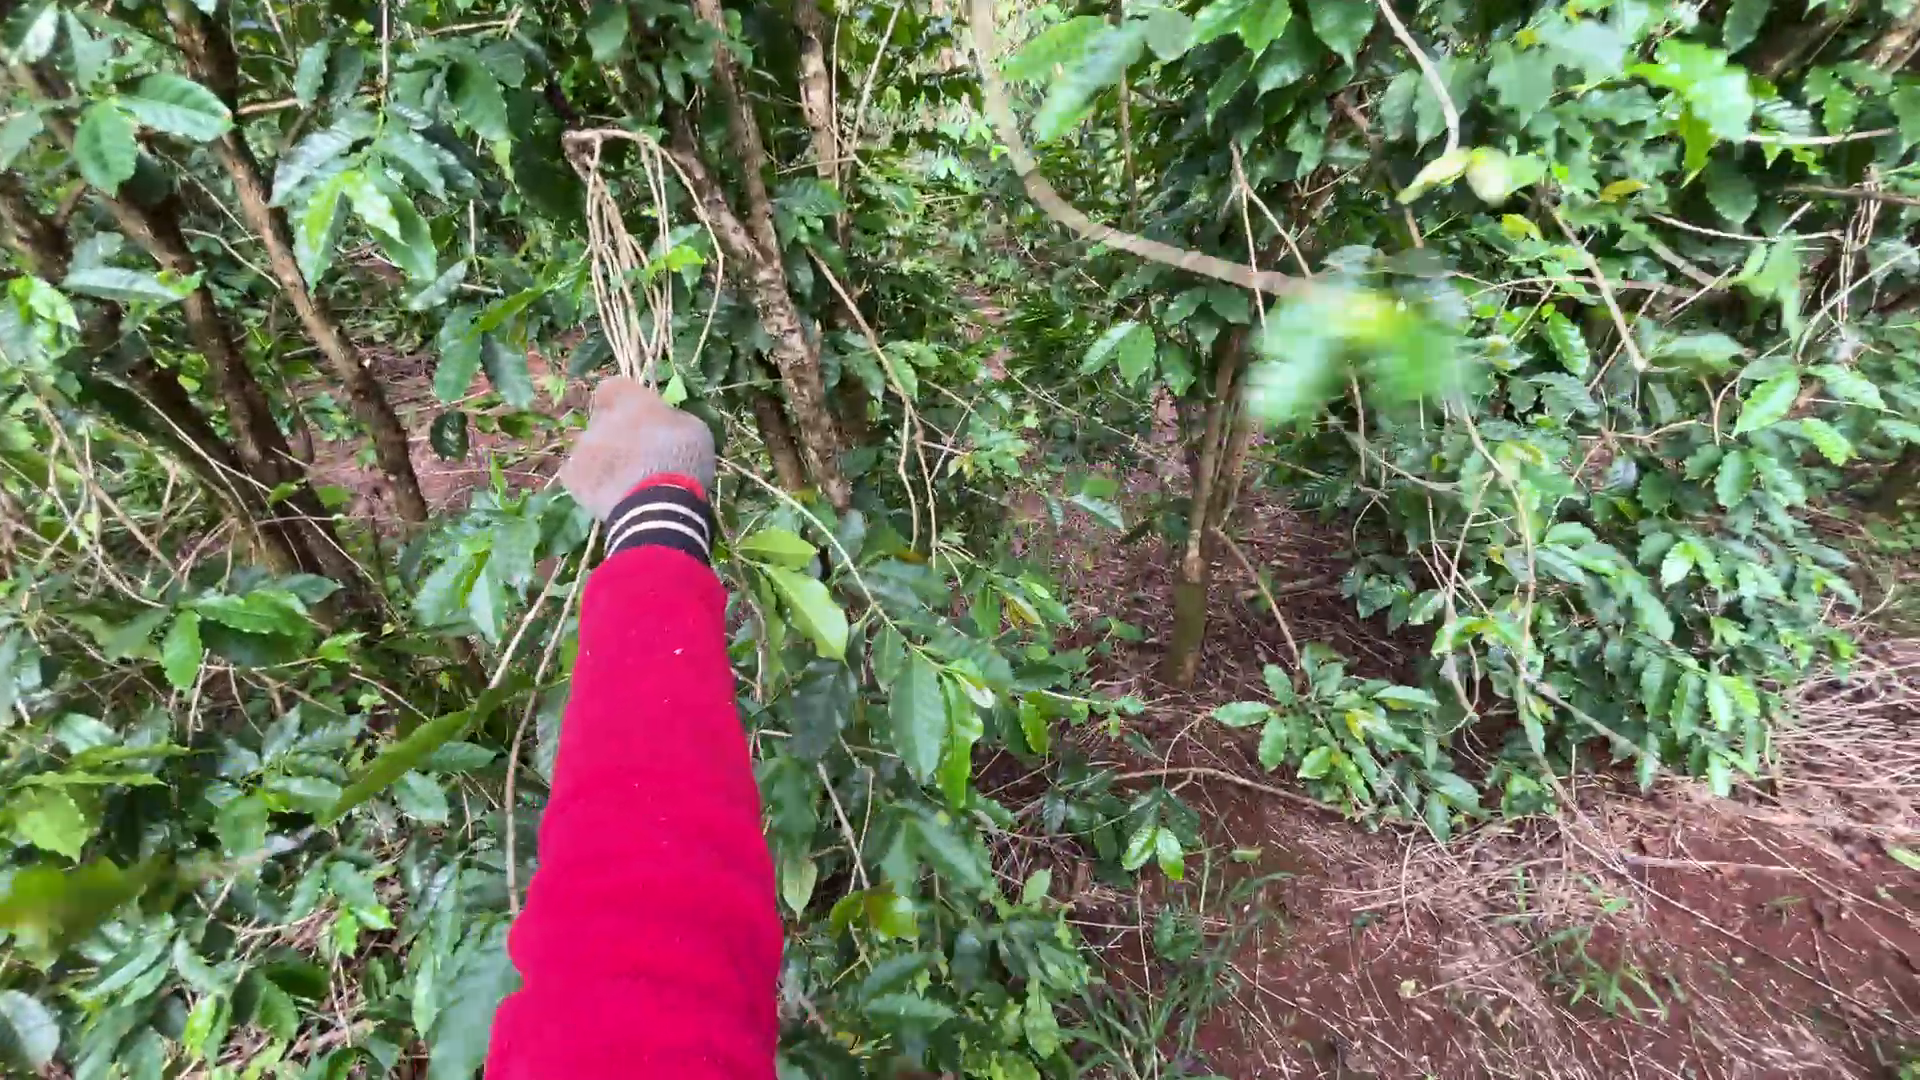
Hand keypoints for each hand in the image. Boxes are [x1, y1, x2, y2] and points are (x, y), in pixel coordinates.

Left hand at [560, 377, 715, 519]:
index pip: (615, 388)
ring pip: (593, 449)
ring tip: (634, 484)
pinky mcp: (572, 477)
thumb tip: (664, 421)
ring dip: (609, 460)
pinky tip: (618, 496)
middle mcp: (600, 418)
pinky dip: (597, 484)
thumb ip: (671, 419)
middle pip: (604, 421)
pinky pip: (583, 476)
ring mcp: (582, 447)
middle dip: (619, 435)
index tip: (640, 417)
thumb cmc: (683, 461)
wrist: (658, 503)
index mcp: (629, 399)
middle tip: (643, 457)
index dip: (625, 402)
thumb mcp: (694, 429)